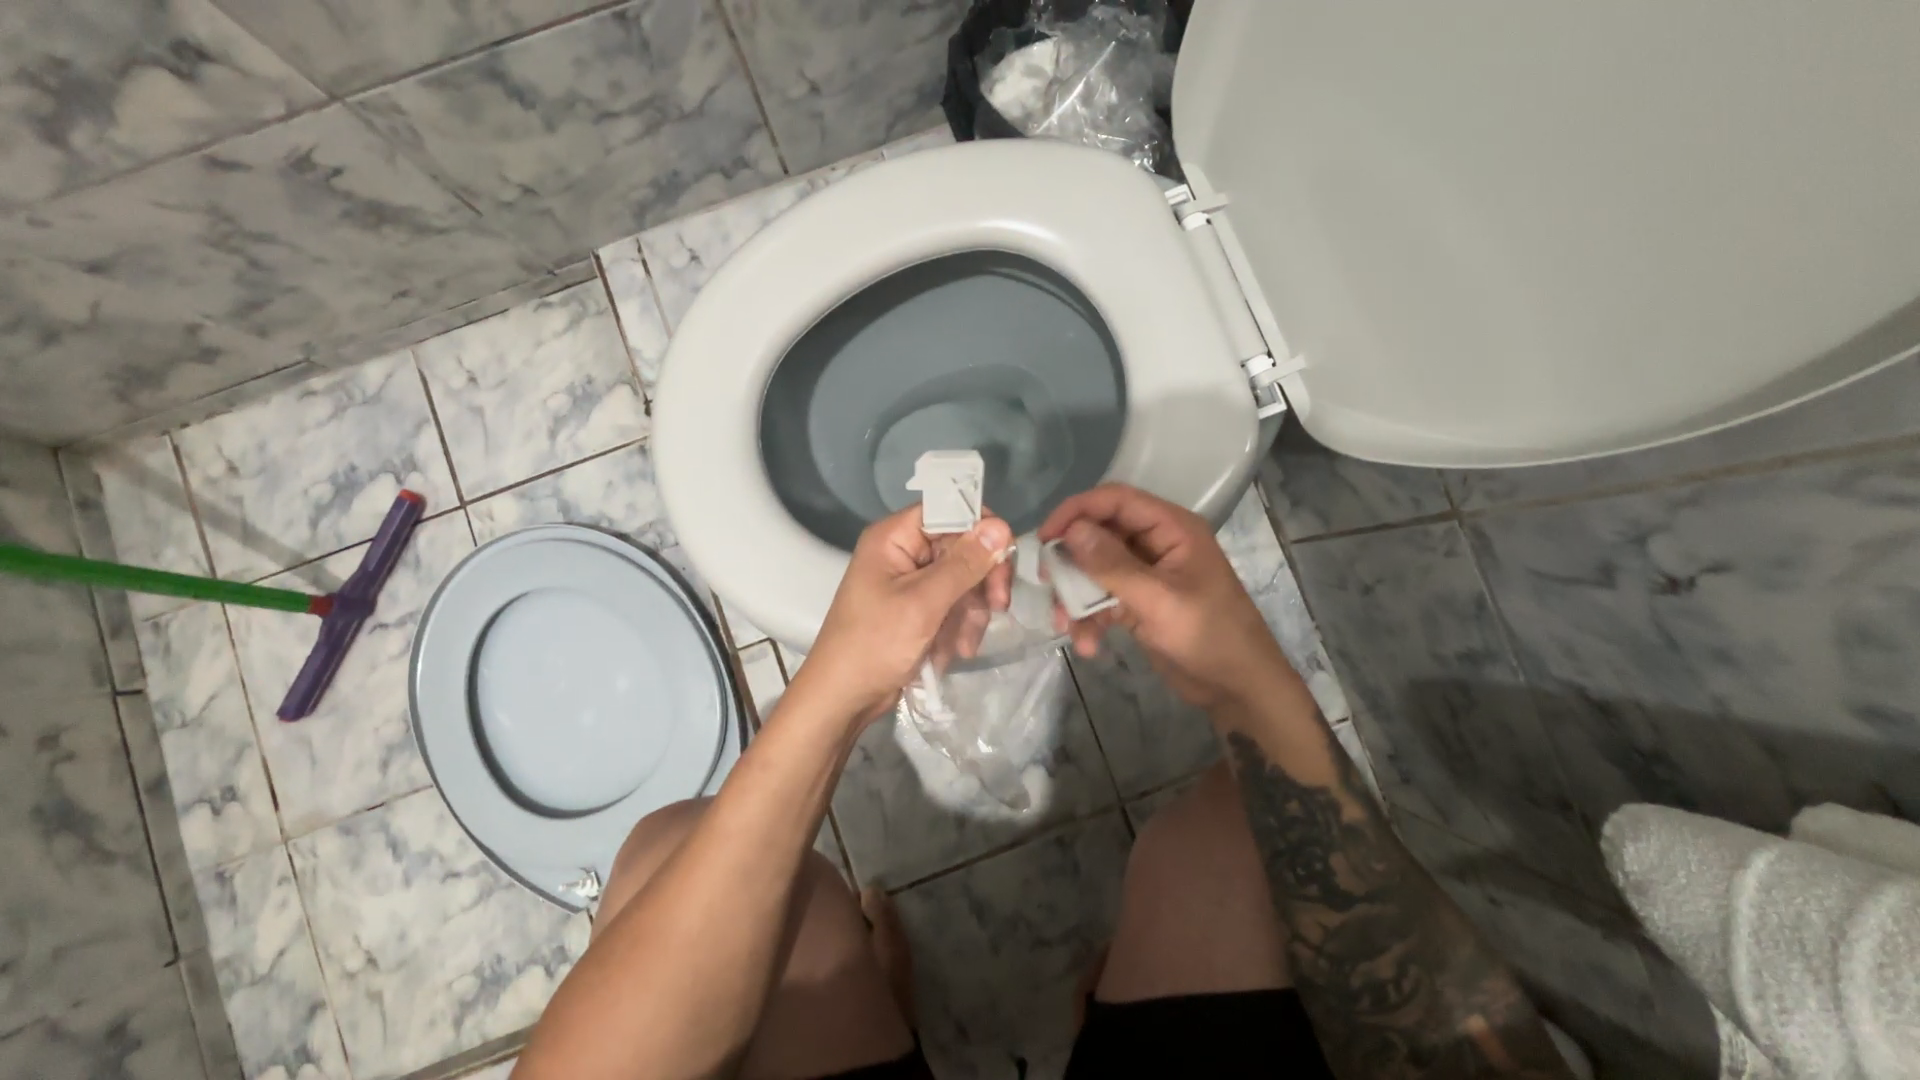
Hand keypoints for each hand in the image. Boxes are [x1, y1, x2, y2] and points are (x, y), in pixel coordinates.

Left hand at [789, 504, 1014, 725]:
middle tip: (998, 606)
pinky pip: (954, 604)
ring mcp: (911, 583)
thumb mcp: (924, 603)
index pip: (948, 510)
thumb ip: (964, 564)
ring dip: (972, 610)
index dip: (980, 527)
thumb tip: (1001, 526)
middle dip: (981, 579)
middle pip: (961, 546)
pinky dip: (961, 625)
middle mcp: (902, 552)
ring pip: (963, 579)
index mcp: (893, 537)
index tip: (1004, 556)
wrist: (844, 698)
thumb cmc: (875, 644)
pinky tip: (958, 649)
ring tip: (965, 642)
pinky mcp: (918, 610)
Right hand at [1038, 484, 1295, 706]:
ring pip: (1096, 569)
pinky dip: (1091, 618)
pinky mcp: (1140, 602)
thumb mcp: (1158, 600)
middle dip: (1072, 560)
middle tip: (1047, 582)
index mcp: (1172, 528)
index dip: (1077, 511)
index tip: (1045, 538)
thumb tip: (1071, 531)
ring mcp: (1148, 574)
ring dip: (1077, 596)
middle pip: (1100, 533)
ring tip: (1066, 625)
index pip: (1115, 500)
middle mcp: (1158, 543)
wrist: (1239, 688)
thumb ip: (1112, 565)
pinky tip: (1089, 645)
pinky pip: (1103, 598)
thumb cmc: (1208, 636)